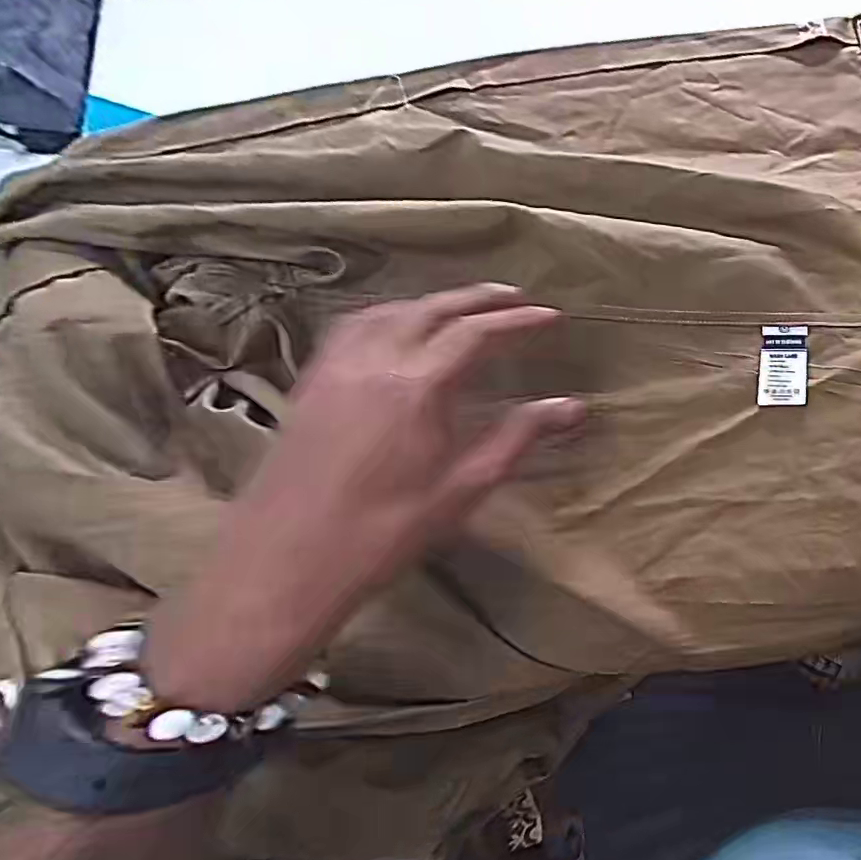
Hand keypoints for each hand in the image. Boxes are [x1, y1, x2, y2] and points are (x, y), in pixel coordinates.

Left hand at [146, 283, 584, 712]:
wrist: (286, 562)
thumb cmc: (389, 530)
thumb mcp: (466, 486)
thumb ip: (519, 437)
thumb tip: (574, 407)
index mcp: (417, 387)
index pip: (475, 334)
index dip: (517, 322)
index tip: (551, 317)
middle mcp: (373, 363)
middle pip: (431, 311)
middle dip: (478, 299)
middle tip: (515, 297)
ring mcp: (334, 370)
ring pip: (388, 312)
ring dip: (432, 301)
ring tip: (463, 306)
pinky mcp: (310, 385)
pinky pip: (353, 329)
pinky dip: (389, 315)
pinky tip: (397, 330)